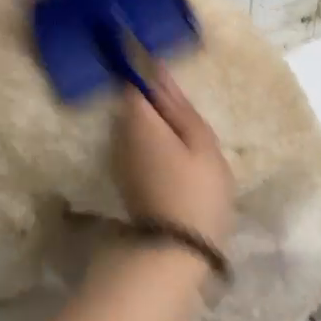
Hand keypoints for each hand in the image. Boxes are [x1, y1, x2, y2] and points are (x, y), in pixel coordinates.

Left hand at [114, 68, 234, 253]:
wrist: (176, 250)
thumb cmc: (197, 190)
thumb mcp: (201, 142)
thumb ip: (178, 105)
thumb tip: (157, 69)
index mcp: (137, 120)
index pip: (133, 81)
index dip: (150, 74)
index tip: (174, 81)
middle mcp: (119, 135)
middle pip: (132, 105)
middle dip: (155, 101)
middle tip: (188, 113)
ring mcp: (119, 159)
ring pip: (134, 127)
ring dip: (156, 124)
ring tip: (186, 135)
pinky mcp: (126, 179)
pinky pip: (137, 147)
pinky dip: (154, 143)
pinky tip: (176, 155)